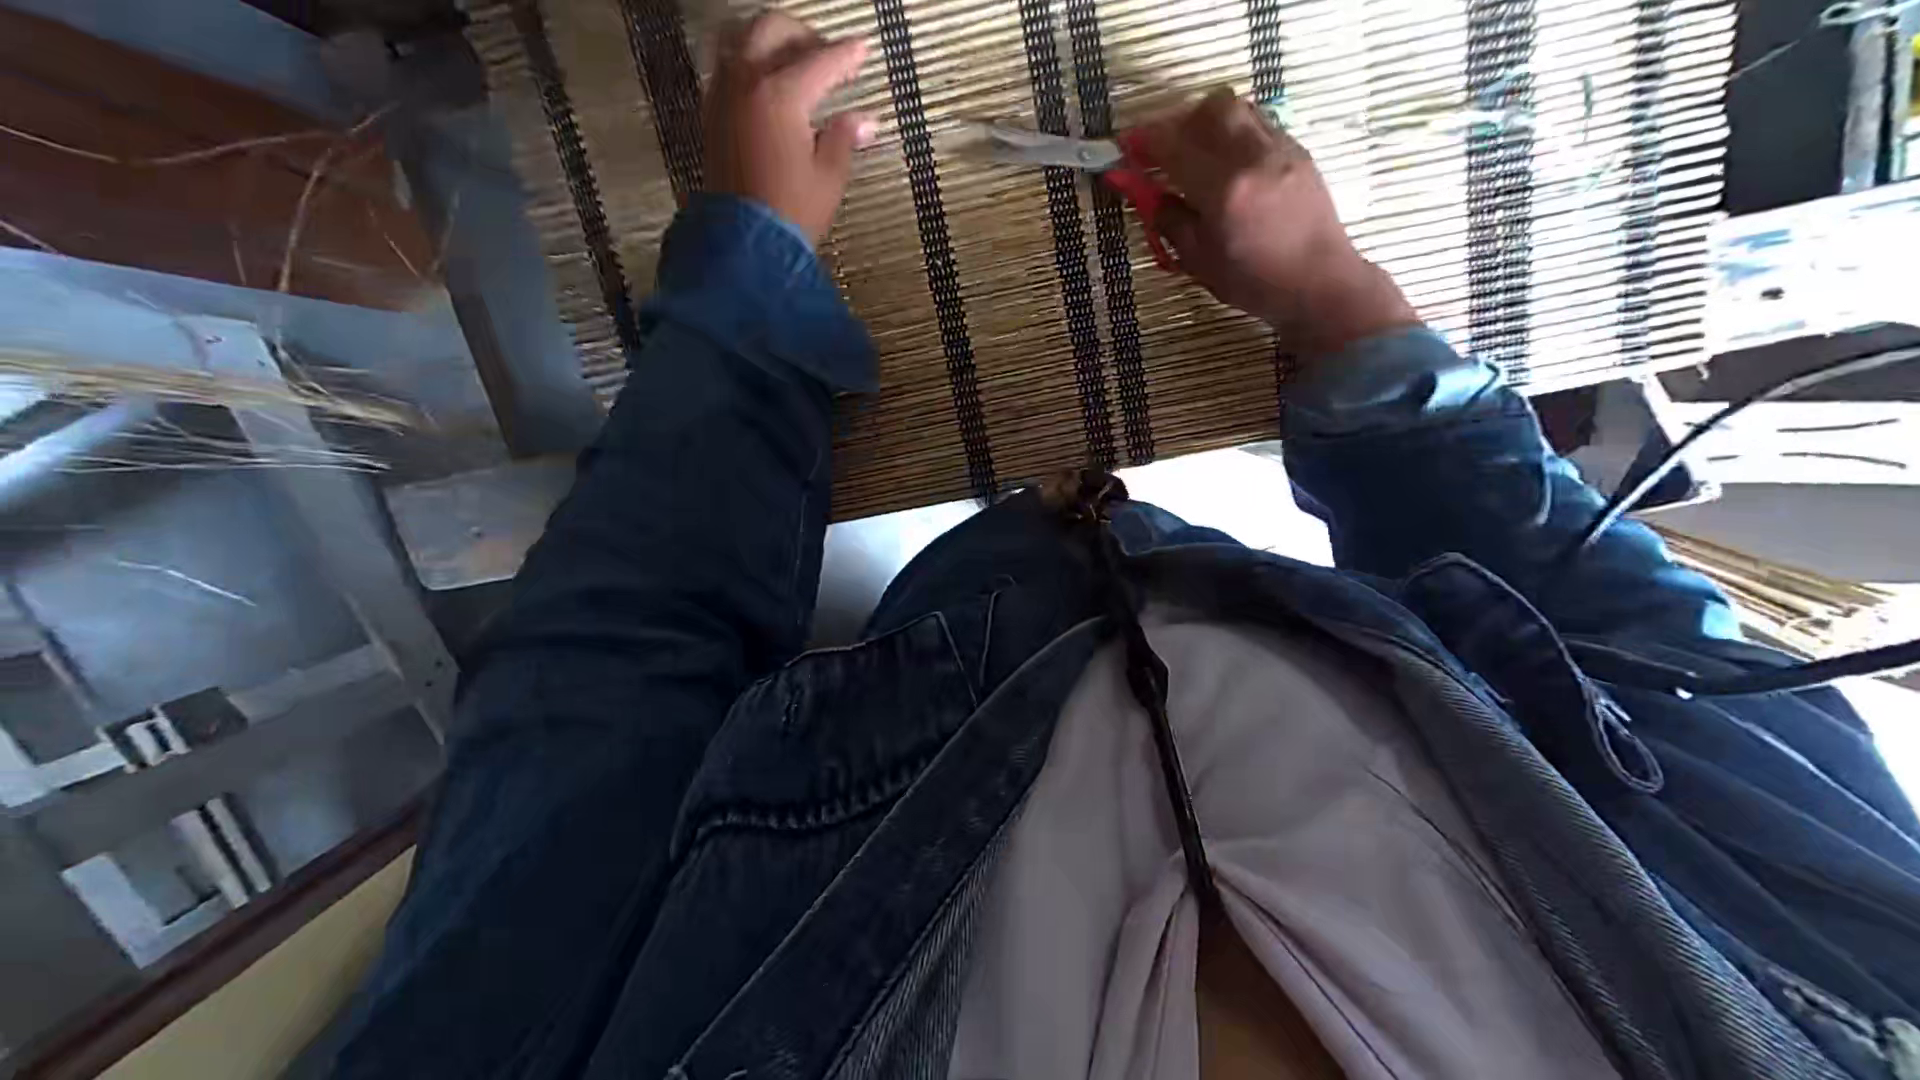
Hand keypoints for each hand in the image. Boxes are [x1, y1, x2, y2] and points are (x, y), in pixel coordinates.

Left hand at [704, 11, 874, 245]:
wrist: (745, 242)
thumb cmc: (791, 212)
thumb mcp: (828, 177)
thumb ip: (843, 138)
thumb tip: (864, 120)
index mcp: (780, 95)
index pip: (820, 61)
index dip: (846, 55)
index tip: (863, 50)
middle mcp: (746, 81)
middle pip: (773, 29)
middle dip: (804, 35)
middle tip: (826, 54)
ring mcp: (723, 93)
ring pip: (740, 36)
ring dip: (768, 37)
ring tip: (791, 57)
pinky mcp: (711, 112)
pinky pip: (725, 63)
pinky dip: (746, 58)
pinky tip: (763, 79)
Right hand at [1131, 88, 1418, 355]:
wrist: (1317, 283)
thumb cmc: (1253, 282)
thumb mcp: (1199, 261)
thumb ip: (1171, 222)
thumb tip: (1148, 196)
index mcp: (1223, 190)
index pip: (1175, 147)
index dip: (1145, 142)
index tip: (1126, 147)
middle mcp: (1253, 158)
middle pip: (1211, 109)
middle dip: (1180, 121)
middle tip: (1165, 147)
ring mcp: (1280, 149)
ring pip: (1239, 108)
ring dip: (1209, 120)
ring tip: (1197, 150)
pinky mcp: (1297, 151)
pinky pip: (1259, 123)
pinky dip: (1235, 131)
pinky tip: (1227, 160)